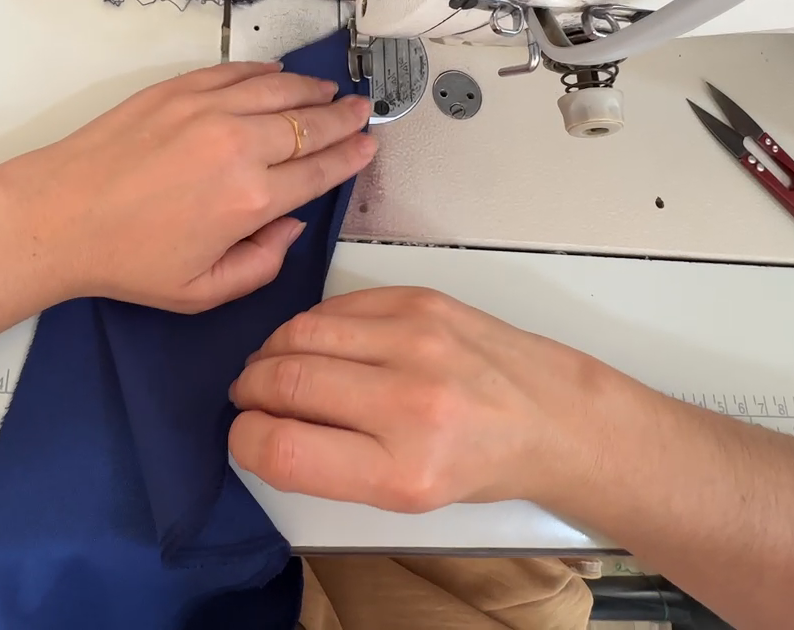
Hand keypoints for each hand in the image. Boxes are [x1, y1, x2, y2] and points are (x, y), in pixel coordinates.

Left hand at [0, 61, 374, 313]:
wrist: (59, 215)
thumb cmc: (128, 260)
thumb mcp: (203, 292)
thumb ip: (262, 264)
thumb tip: (292, 224)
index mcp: (252, 199)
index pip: (321, 170)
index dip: (351, 156)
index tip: (369, 144)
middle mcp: (240, 144)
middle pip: (310, 123)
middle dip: (344, 117)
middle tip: (364, 109)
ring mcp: (208, 108)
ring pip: (279, 90)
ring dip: (312, 90)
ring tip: (330, 91)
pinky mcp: (179, 88)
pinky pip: (236, 72)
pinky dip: (264, 72)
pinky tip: (278, 74)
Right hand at [229, 287, 646, 513]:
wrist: (550, 413)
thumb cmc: (476, 465)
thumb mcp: (407, 495)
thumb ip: (331, 465)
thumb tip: (260, 426)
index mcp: (403, 470)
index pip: (283, 450)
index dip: (244, 440)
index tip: (244, 433)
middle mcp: (407, 399)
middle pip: (283, 381)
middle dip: (249, 389)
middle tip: (249, 395)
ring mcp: (414, 338)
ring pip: (299, 332)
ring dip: (270, 351)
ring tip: (272, 366)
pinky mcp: (417, 297)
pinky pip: (334, 307)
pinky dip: (308, 326)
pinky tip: (313, 343)